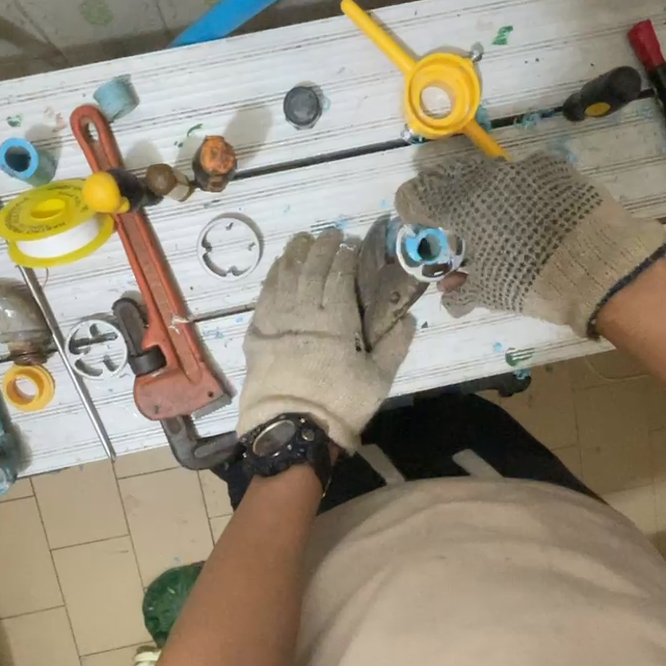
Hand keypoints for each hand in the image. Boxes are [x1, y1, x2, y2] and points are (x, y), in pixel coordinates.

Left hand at [240, 229, 412, 450]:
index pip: (339, 274)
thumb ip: (395, 346)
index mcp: (336, 320)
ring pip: (286, 276)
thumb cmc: (339, 405)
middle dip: (322, 247)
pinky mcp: (257, 334)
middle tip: (330, 235)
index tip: (351, 243)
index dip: (345, 255)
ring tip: (303, 240)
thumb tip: (407, 318)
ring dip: (295, 255)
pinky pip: (265, 295)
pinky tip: (278, 268)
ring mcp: (277, 321)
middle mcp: (304, 312)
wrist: (291, 430)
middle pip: (312, 268)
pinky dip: (273, 277)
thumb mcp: (378, 380)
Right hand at [395, 152, 665, 336]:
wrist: (597, 265)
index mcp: (462, 206)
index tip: (416, 221)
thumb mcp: (488, 294)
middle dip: (442, 192)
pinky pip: (526, 176)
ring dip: (482, 193)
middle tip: (448, 216)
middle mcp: (487, 178)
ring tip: (493, 219)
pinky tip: (531, 215)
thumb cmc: (530, 281)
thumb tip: (448, 291)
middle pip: (449, 172)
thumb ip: (461, 290)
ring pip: (489, 173)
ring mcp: (524, 169)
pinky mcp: (556, 169)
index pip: (417, 195)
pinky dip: (519, 193)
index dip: (411, 209)